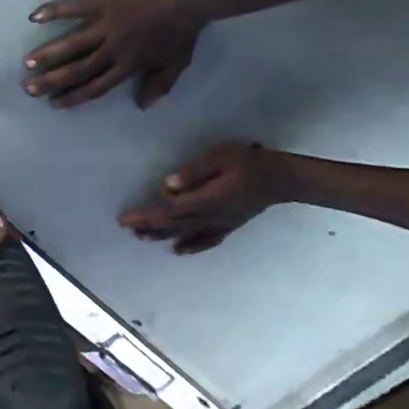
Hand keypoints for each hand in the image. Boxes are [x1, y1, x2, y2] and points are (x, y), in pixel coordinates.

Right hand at [23, 0, 204, 108]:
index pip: (96, 86)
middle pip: (77, 69)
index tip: (54, 102)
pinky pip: (75, 7)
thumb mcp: (177, 63)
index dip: (74, 96)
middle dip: (52, 80)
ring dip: (47, 54)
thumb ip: (158, 85)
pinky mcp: (105, 2)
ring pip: (72, 44)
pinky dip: (55, 11)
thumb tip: (141, 106)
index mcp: (129, 66)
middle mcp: (113, 49)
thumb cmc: (184, 29)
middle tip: (29, 87)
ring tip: (27, 62)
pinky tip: (35, 17)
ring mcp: (107, 25)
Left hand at [118, 143, 303, 254]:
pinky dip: (191, 246)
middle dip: (148, 225)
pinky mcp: (229, 225)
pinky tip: (179, 250)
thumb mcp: (220, 158)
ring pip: (186, 233)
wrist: (283, 178)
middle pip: (173, 224)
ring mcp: (220, 223)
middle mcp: (210, 216)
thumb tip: (167, 186)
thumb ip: (193, 172)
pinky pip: (206, 240)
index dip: (146, 216)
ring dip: (162, 235)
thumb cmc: (250, 162)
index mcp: (206, 199)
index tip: (125, 218)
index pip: (169, 211)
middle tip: (125, 227)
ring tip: (141, 237)